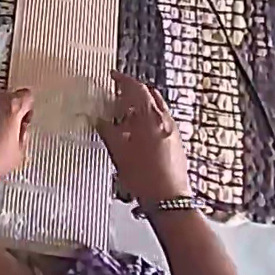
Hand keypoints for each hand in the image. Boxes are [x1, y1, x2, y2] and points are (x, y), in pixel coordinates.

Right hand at [96, 71, 190, 203]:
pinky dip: (147, 118)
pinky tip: (136, 130)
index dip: (123, 80)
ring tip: (123, 114)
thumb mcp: (118, 151)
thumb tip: (99, 120)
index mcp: (150, 118)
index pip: (137, 89)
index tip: (113, 76)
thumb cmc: (144, 176)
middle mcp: (165, 120)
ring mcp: (173, 130)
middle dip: (133, 91)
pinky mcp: (175, 141)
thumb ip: (108, 131)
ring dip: (140, 105)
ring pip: (156, 107)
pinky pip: (160, 120)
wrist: (168, 198)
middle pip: (150, 95)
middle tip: (117, 93)